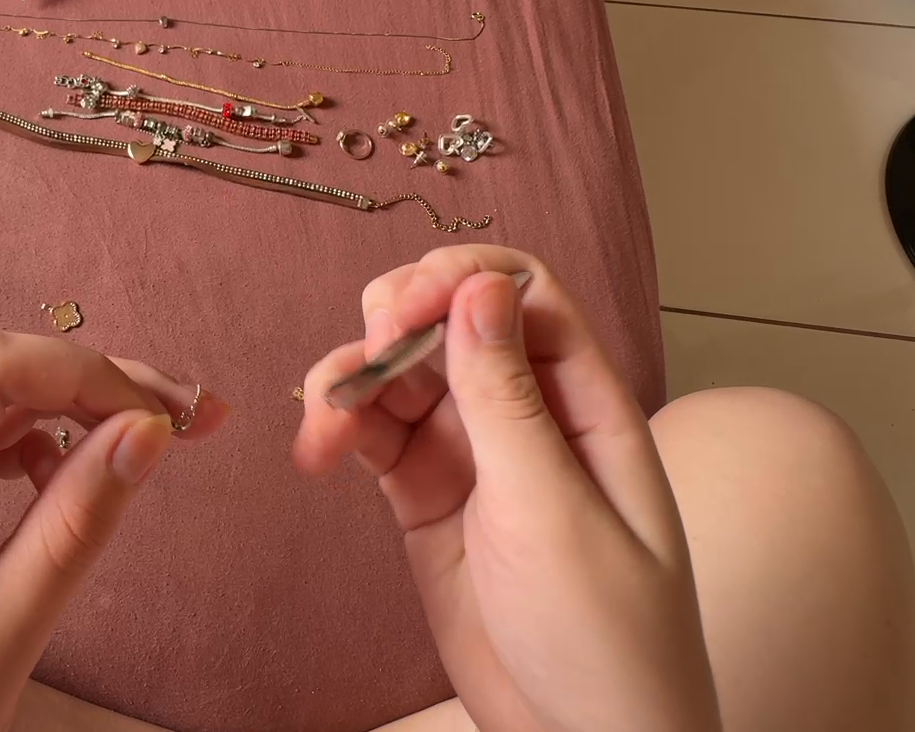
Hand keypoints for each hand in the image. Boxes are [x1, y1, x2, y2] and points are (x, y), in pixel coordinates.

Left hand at [0, 330, 227, 731]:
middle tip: (195, 415)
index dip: (79, 371)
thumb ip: (70, 533)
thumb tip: (149, 431)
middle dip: (97, 381)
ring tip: (156, 437)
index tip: (162, 417)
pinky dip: (54, 444)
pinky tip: (82, 478)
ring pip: (3, 402)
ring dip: (83, 406)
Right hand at [294, 247, 719, 731]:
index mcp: (575, 397)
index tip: (401, 311)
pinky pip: (367, 428)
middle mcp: (515, 404)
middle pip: (442, 315)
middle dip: (390, 322)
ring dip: (345, 382)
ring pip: (391, 370)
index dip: (455, 280)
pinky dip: (334, 428)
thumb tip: (479, 287)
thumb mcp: (552, 511)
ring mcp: (462, 442)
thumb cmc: (599, 634)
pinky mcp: (417, 481)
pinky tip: (314, 455)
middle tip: (362, 360)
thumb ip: (507, 396)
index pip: (517, 291)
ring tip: (321, 432)